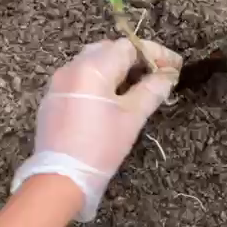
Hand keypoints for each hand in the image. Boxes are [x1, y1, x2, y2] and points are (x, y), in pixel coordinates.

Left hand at [12, 38, 181, 221]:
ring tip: (135, 88)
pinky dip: (98, 82)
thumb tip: (168, 75)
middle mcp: (71, 68)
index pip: (128, 47)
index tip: (174, 66)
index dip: (154, 54)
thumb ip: (152, 91)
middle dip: (134, 59)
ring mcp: (58, 84)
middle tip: (156, 75)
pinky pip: (78, 80)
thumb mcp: (132, 118)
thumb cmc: (99, 148)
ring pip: (91, 64)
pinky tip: (110, 99)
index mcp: (92, 68)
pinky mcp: (52, 100)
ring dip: (115, 70)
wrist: (61, 179)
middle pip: (108, 50)